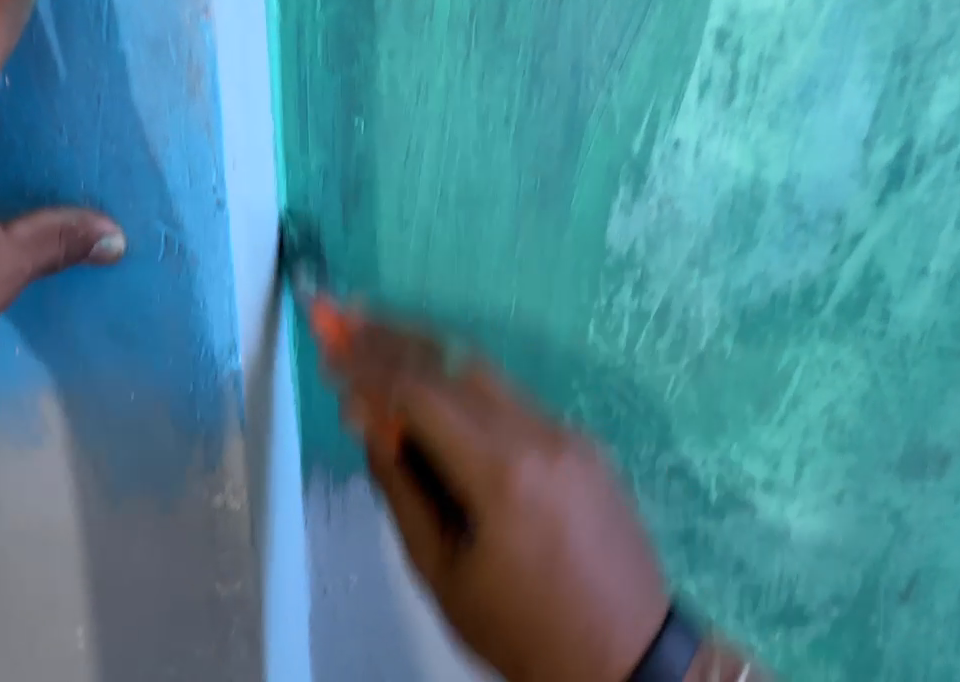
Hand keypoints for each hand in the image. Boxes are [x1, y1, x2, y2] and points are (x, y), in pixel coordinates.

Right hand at [326, 314, 671, 681]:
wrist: (631, 661)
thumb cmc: (520, 630)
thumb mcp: (440, 571)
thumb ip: (401, 485)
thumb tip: (368, 418)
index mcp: (502, 474)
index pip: (420, 395)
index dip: (368, 369)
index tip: (329, 347)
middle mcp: (538, 434)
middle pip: (451, 364)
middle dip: (390, 337)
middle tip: (341, 313)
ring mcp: (566, 432)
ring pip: (481, 373)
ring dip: (425, 352)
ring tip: (375, 331)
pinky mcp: (580, 439)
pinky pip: (509, 399)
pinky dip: (461, 385)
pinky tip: (429, 382)